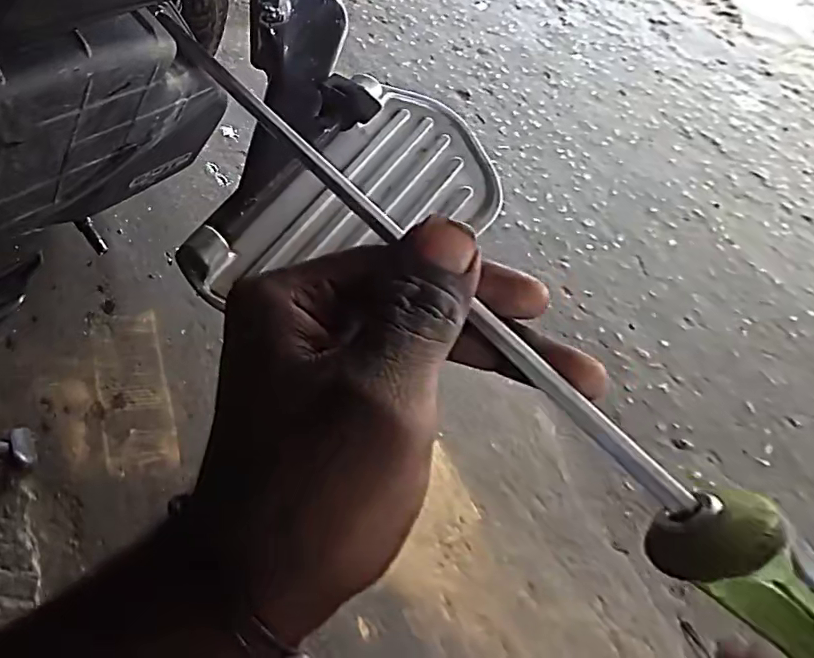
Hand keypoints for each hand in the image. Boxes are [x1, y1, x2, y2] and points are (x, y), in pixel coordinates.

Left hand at [179, 216, 607, 644]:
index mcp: (283, 297)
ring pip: (397, 330)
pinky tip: (480, 379)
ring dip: (469, 348)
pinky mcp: (318, 391)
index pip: (386, 264)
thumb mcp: (381, 391)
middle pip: (395, 295)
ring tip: (552, 372)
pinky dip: (436, 372)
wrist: (258, 581)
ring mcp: (300, 353)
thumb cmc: (317, 489)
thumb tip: (448, 232)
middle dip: (477, 320)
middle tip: (555, 349)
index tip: (532, 302)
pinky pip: (385, 361)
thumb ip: (417, 309)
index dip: (463, 278)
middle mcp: (286, 314)